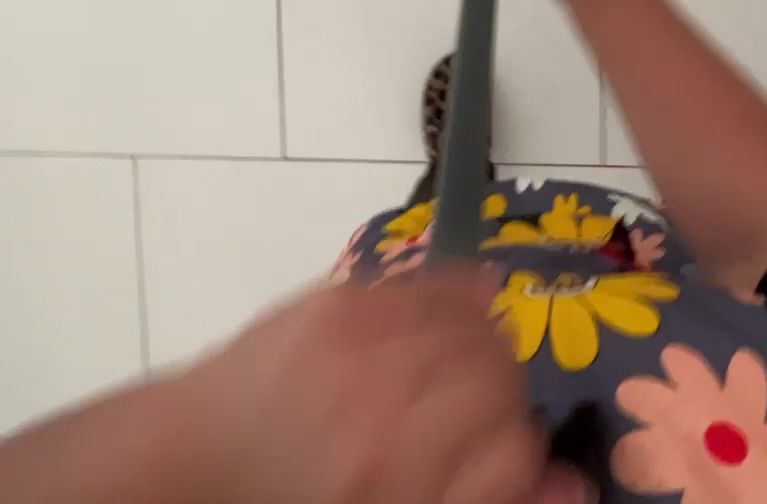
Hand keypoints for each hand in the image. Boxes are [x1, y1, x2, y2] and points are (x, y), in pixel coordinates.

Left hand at [181, 271, 578, 503]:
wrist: (196, 457)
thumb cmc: (295, 498)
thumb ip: (483, 498)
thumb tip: (570, 480)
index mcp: (401, 487)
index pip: (516, 451)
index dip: (529, 453)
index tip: (515, 453)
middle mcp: (388, 418)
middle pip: (503, 383)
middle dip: (509, 396)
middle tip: (489, 404)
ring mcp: (364, 350)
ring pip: (481, 326)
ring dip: (489, 344)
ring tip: (469, 358)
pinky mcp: (344, 303)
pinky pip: (438, 283)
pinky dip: (464, 294)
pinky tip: (462, 305)